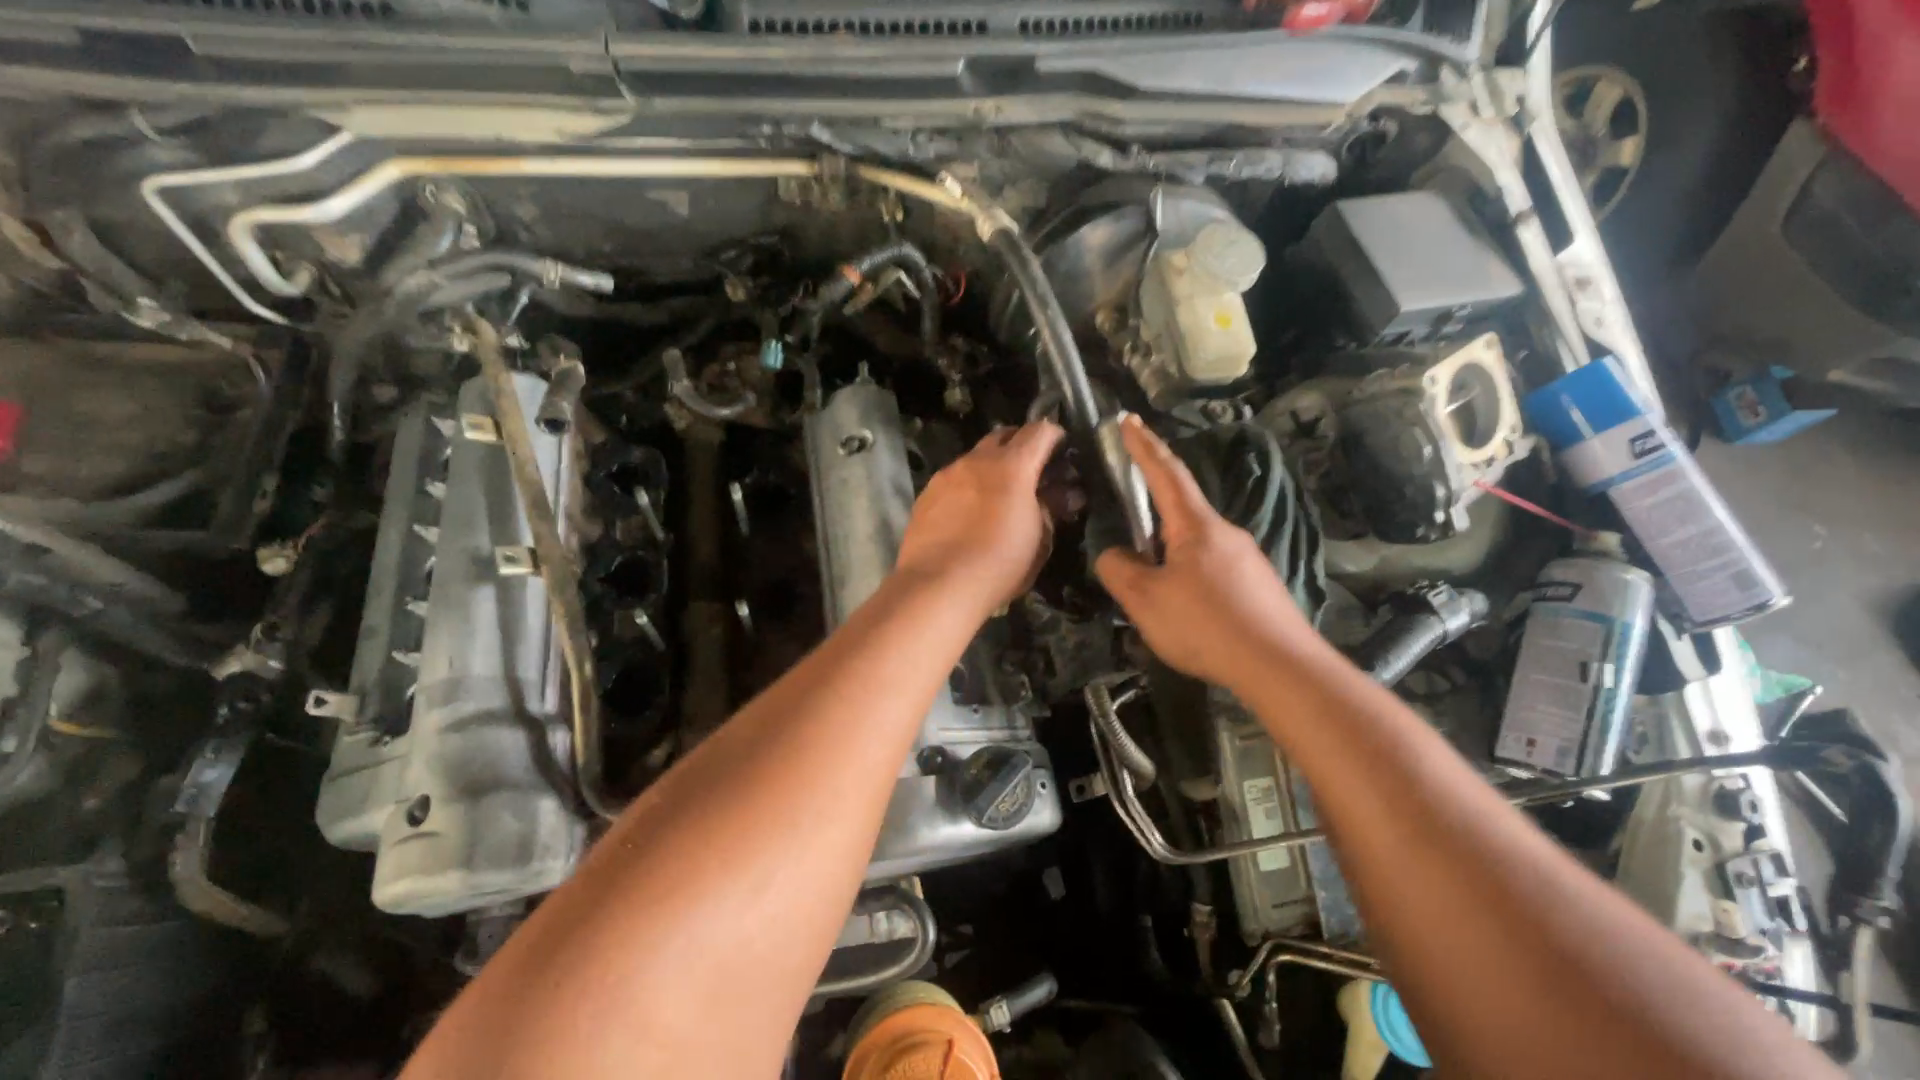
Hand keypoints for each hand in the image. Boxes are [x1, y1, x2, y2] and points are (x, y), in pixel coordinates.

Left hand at [895, 421, 1064, 616]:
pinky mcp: (925, 495)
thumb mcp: (1039, 540)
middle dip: (1020, 446)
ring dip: (990, 468)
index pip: (1039, 431)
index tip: (1061, 450)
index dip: (1054, 437)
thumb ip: (1048, 510)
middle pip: (1003, 436)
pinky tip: (968, 515)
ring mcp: (946, 475)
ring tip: (998, 496)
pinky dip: (967, 488)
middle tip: (1031, 470)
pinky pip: (953, 480)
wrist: (938, 586)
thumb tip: (1057, 497)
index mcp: (1012, 466)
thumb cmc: (999, 564)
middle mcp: (976, 461)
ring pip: (974, 458)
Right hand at [1095, 415, 1314, 687]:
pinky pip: (1212, 569)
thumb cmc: (1206, 625)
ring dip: (1169, 551)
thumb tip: (1115, 555)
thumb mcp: (1145, 600)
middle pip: (1182, 509)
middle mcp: (1225, 533)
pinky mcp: (1257, 587)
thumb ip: (1119, 570)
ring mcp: (1246, 559)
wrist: (1280, 666)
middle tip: (1129, 514)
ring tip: (1150, 583)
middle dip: (1153, 505)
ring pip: (1196, 544)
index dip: (1143, 446)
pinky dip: (1189, 575)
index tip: (1127, 420)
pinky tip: (1184, 608)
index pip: (1166, 473)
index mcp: (1196, 526)